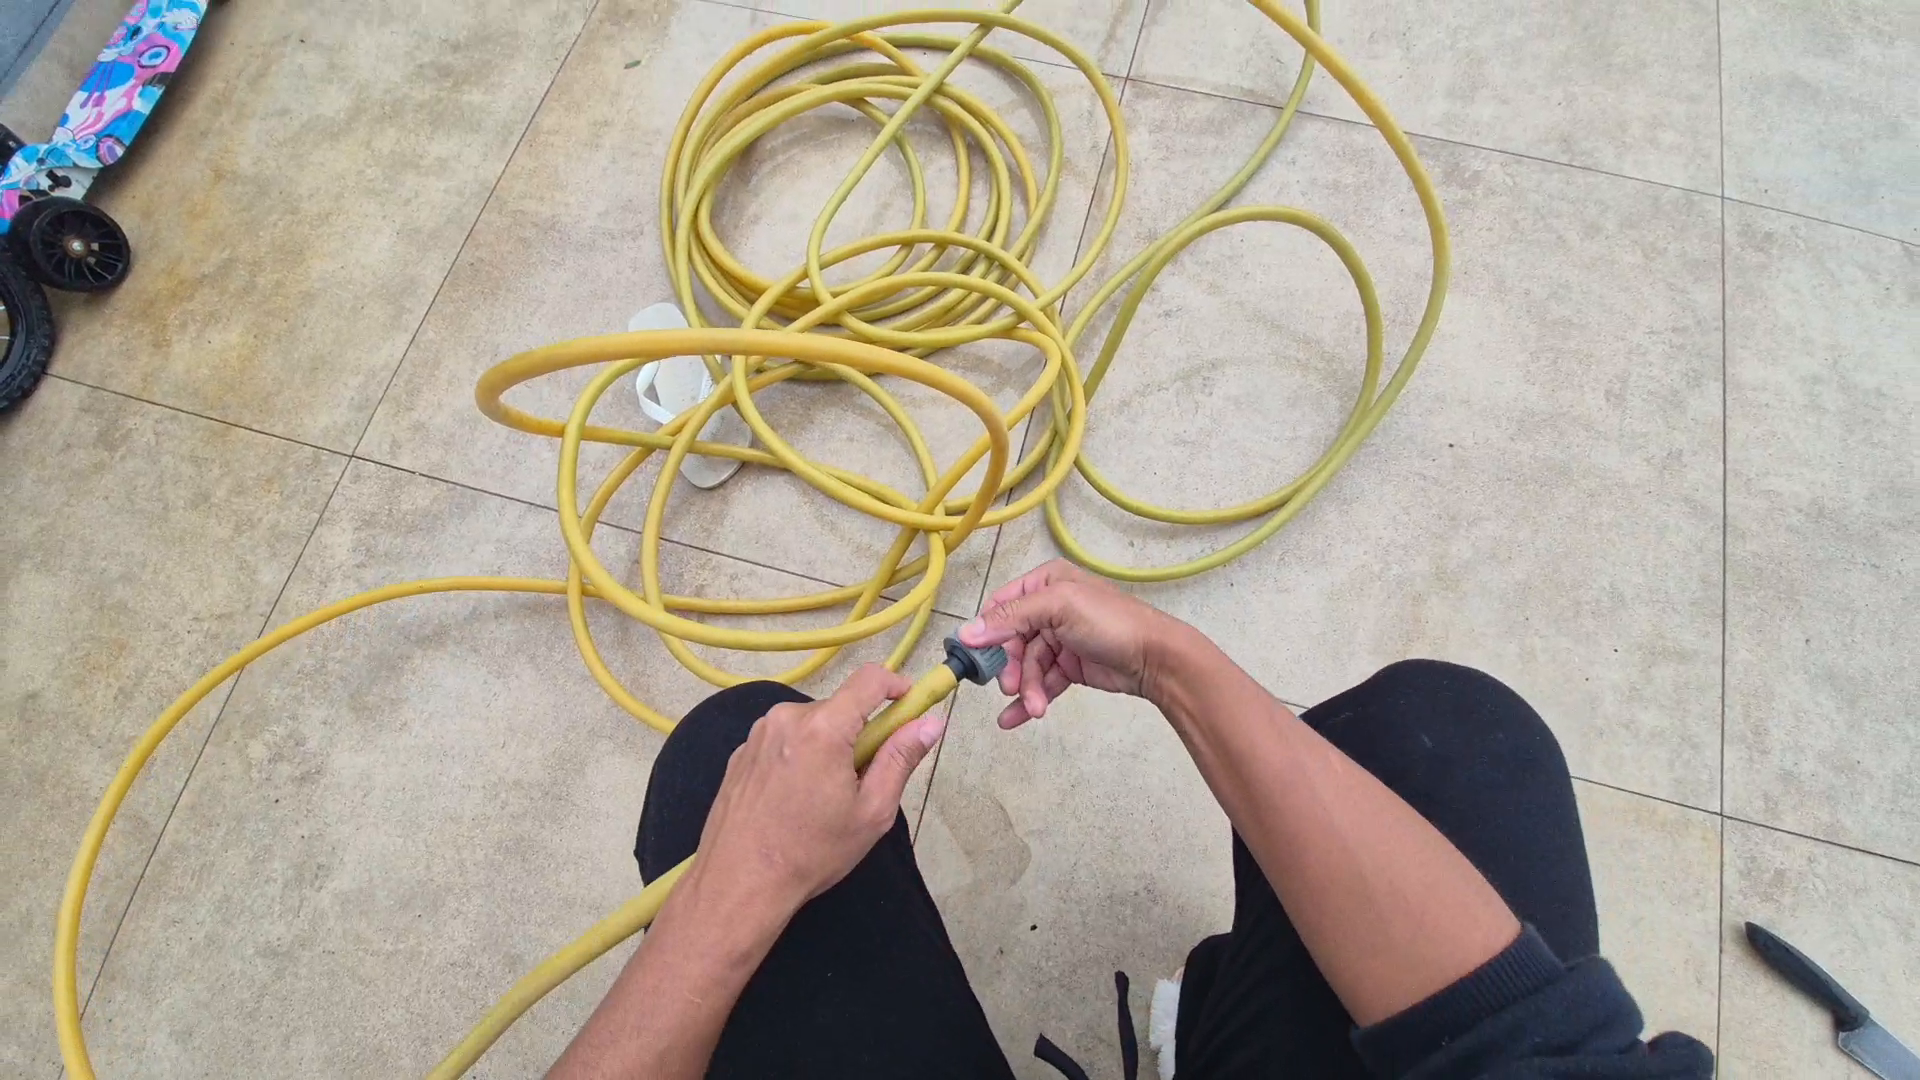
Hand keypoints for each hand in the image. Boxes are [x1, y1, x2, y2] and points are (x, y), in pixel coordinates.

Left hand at [691, 665, 945, 914]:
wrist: (736, 885)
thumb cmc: (812, 852)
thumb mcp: (872, 811)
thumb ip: (902, 758)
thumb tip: (931, 723)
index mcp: (823, 727)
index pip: (870, 679)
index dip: (897, 685)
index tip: (910, 705)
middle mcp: (787, 717)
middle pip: (840, 706)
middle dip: (859, 732)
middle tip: (863, 779)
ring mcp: (759, 732)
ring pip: (812, 723)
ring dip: (829, 744)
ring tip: (824, 795)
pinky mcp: (741, 751)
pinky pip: (785, 739)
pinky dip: (800, 755)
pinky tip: (793, 798)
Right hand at [957, 559, 1185, 728]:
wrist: (1156, 658)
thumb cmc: (1111, 622)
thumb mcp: (1058, 607)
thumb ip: (1011, 617)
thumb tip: (966, 632)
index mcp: (1045, 582)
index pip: (1001, 606)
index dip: (986, 632)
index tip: (973, 657)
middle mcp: (1049, 608)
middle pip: (1011, 641)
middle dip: (1010, 667)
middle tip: (1009, 687)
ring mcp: (1059, 639)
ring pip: (1026, 667)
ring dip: (1026, 689)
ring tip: (1035, 708)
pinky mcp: (1068, 667)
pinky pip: (1041, 683)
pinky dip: (1030, 699)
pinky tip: (1016, 718)